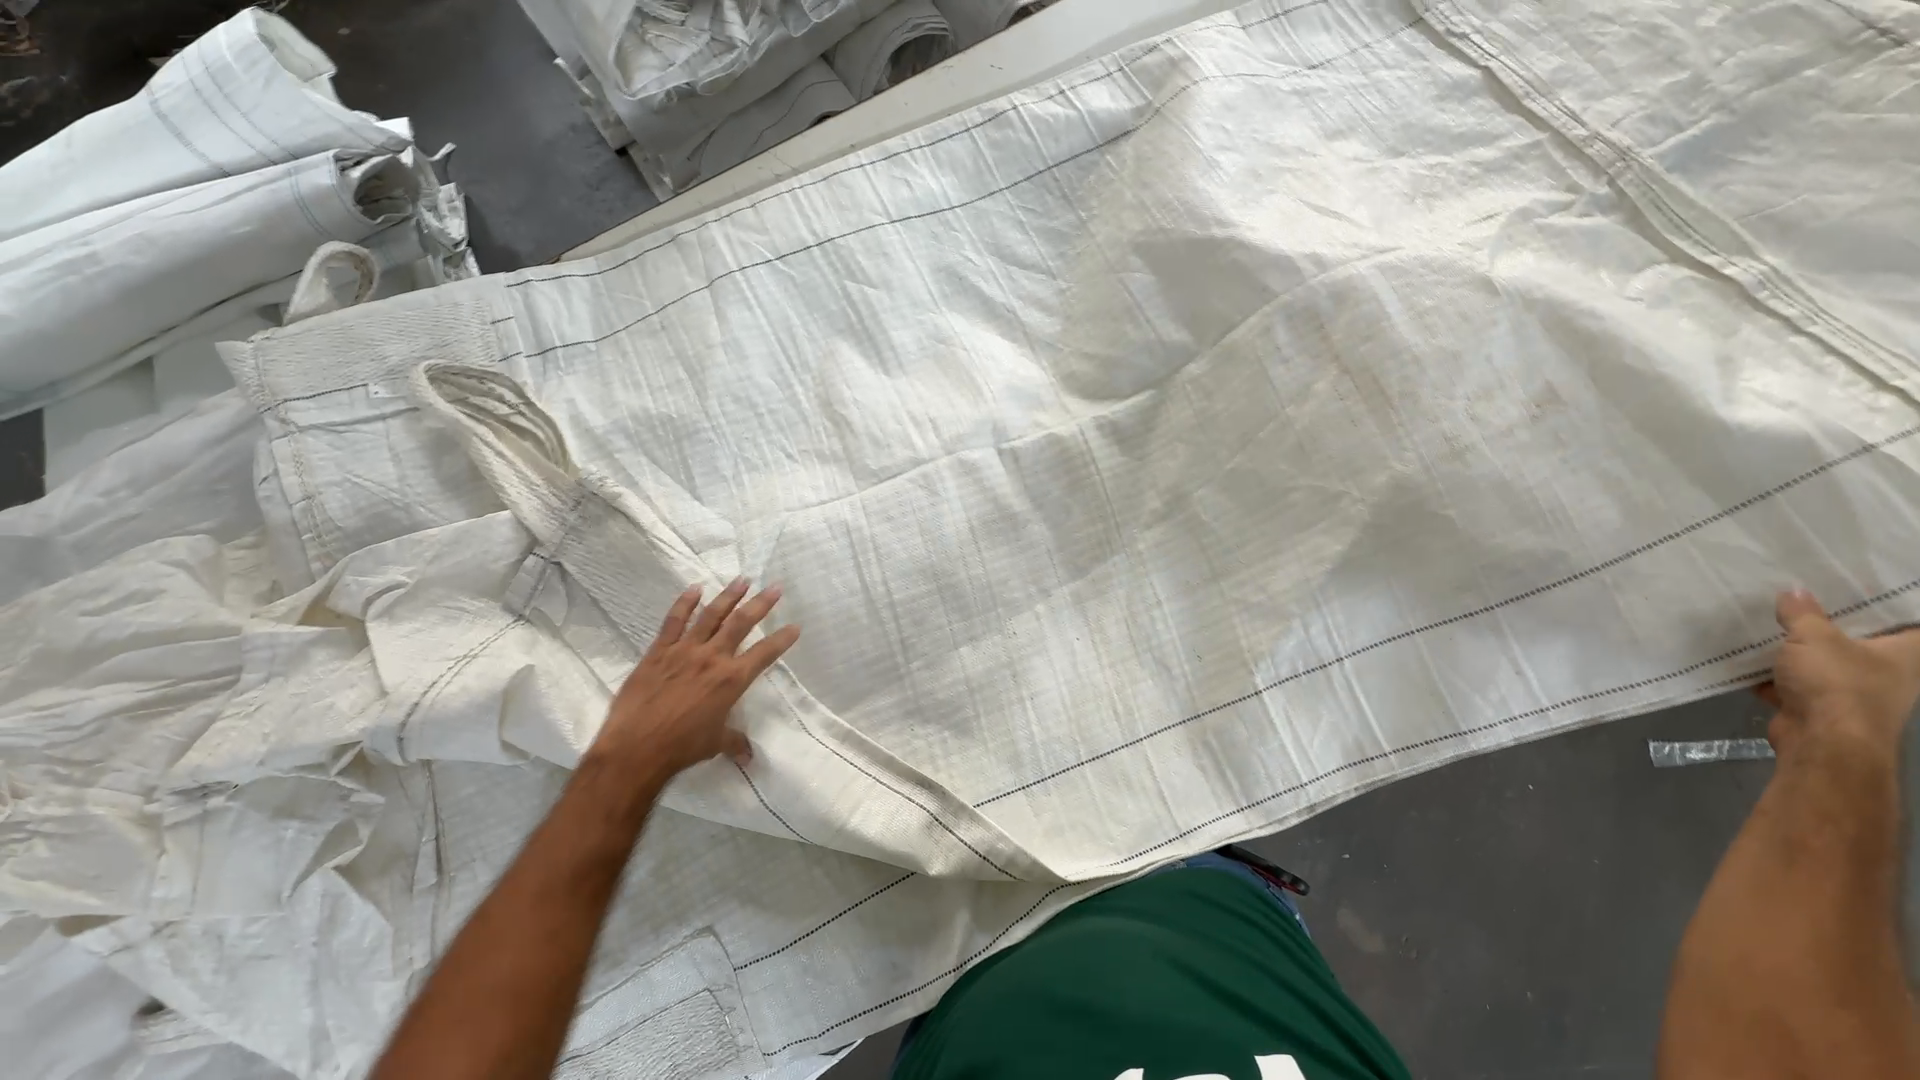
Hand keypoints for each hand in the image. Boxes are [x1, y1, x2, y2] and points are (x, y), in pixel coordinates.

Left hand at [591, 579, 799, 776]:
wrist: (637, 748)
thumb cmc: (681, 748)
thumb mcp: (714, 744)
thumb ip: (734, 741)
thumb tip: (748, 755)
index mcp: (731, 680)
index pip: (764, 653)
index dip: (782, 639)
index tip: (795, 626)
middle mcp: (712, 658)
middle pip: (741, 623)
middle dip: (760, 604)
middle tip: (774, 587)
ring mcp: (684, 651)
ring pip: (711, 615)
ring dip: (728, 596)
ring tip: (742, 579)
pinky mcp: (658, 651)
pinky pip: (674, 621)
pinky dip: (685, 602)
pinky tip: (695, 588)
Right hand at [1758, 589, 1919, 754]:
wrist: (1823, 742)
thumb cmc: (1836, 683)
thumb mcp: (1813, 638)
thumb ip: (1802, 613)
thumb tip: (1794, 591)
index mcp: (1906, 652)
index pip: (1902, 618)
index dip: (1876, 600)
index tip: (1847, 583)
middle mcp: (1889, 673)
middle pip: (1857, 640)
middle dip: (1826, 624)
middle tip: (1798, 598)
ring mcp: (1854, 694)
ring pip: (1823, 663)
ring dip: (1796, 652)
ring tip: (1767, 625)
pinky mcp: (1821, 709)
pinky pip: (1795, 685)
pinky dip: (1773, 677)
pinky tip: (1747, 661)